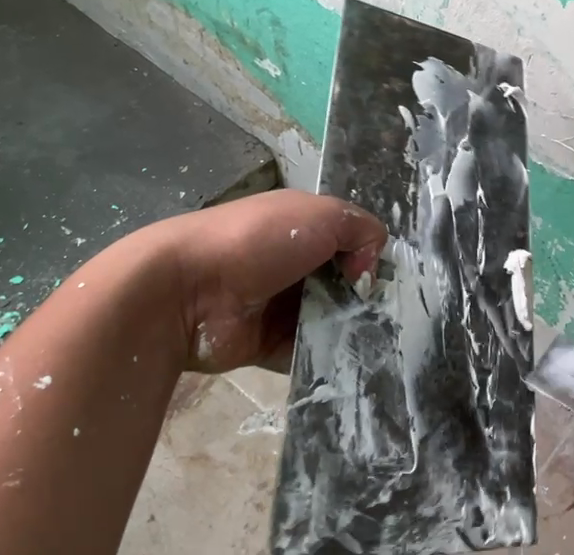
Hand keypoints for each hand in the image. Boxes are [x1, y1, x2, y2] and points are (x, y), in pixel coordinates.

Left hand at [133, 188, 385, 372]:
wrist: (184, 292)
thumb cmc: (257, 240)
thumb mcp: (323, 215)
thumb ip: (363, 230)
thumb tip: (370, 268)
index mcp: (301, 225)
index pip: (350, 238)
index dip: (370, 253)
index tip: (386, 273)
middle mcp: (292, 263)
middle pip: (344, 280)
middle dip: (366, 294)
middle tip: (390, 310)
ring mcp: (279, 306)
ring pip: (330, 317)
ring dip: (351, 326)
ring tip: (379, 338)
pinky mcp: (268, 345)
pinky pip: (308, 351)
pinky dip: (328, 356)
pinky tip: (355, 359)